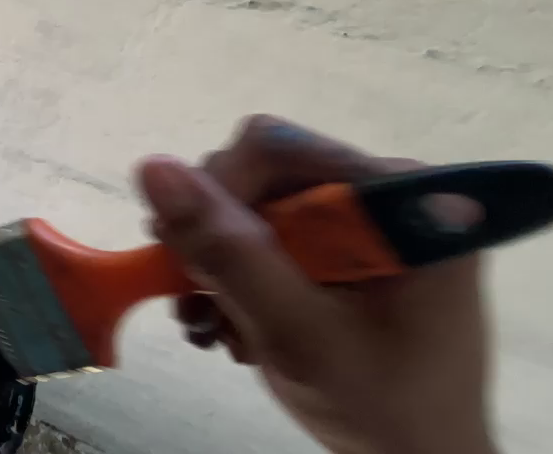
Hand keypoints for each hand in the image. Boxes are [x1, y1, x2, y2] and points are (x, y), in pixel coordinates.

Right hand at [137, 116, 496, 453]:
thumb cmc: (379, 405)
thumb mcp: (295, 331)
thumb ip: (227, 250)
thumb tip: (152, 166)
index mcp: (400, 199)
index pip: (274, 147)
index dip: (221, 188)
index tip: (198, 250)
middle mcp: (378, 191)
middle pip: (252, 170)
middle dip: (214, 233)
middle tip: (199, 290)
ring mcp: (354, 214)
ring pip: (242, 198)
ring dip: (212, 256)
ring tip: (210, 317)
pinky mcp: (333, 238)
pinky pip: (252, 223)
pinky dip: (226, 267)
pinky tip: (224, 313)